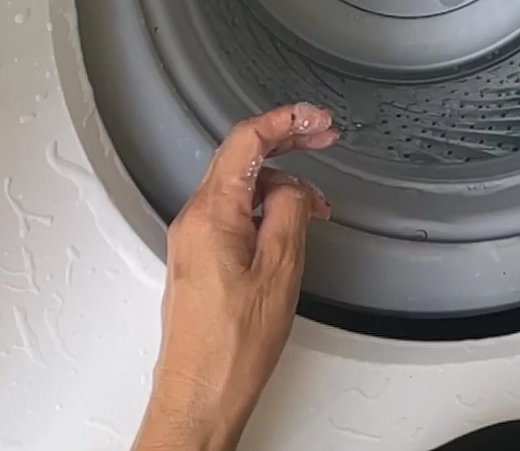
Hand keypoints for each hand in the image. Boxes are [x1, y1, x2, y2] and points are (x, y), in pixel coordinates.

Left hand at [133, 104, 340, 450]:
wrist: (198, 400)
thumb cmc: (232, 347)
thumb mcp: (280, 267)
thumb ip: (289, 210)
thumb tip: (294, 187)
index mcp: (211, 214)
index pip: (246, 140)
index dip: (287, 119)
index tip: (318, 118)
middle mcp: (195, 220)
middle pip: (242, 155)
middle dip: (288, 139)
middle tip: (324, 134)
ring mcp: (195, 238)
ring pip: (243, 184)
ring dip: (284, 181)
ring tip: (319, 200)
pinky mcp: (202, 256)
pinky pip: (238, 211)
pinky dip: (270, 205)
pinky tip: (295, 220)